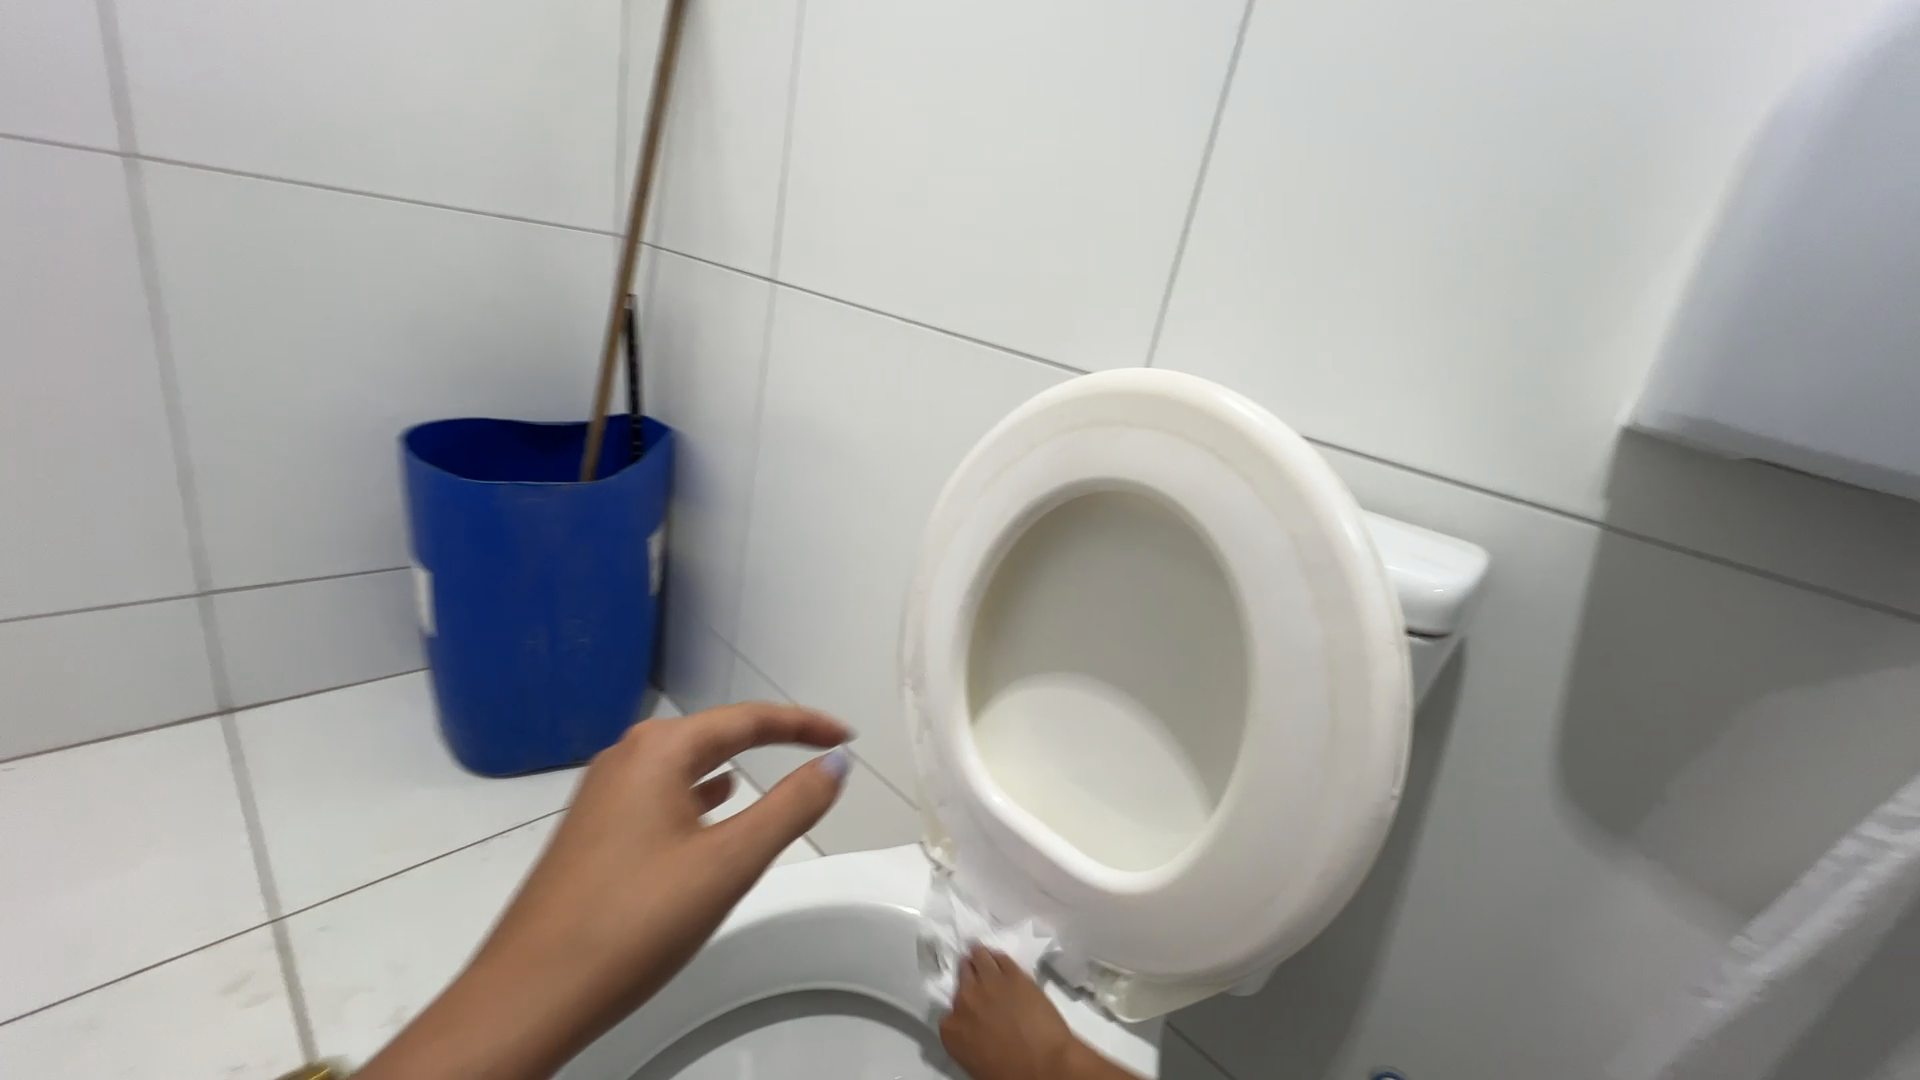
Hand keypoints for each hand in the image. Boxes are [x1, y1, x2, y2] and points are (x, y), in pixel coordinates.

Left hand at [357, 701, 849, 1079]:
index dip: (803, 723)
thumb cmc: (636, 921)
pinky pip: (662, 792)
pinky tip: (714, 804)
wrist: (525, 998)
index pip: (748, 718)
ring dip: (737, 762)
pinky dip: (701, 791)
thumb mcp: (730, 862)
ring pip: (687, 763)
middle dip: (771, 737)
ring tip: (778, 768)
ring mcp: (604, 793)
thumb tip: (836, 762)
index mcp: (660, 751)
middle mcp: (628, 756)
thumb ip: (791, 807)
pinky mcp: (593, 830)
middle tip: (821, 748)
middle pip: (716, 733)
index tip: (847, 734)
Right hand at [940, 946, 1081, 1079]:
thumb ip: (967, 1039)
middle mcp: (964, 1000)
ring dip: (979, 957)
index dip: (960, 1012)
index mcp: (952, 1030)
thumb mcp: (977, 1062)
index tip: (969, 1013)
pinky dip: (998, 958)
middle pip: (961, 978)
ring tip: (983, 957)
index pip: (947, 1014)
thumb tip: (974, 1029)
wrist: (1045, 1064)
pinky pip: (1000, 957)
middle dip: (968, 978)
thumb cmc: (1011, 1073)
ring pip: (978, 957)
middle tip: (976, 980)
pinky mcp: (1012, 972)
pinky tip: (999, 960)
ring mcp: (988, 982)